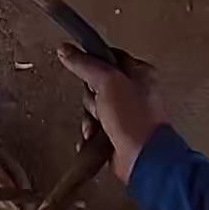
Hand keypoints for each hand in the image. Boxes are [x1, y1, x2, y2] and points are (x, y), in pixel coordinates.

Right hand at [57, 44, 167, 183]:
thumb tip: (64, 49)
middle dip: (90, 95)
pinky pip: (94, 124)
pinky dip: (91, 130)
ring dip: (89, 116)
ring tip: (98, 125)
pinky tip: (93, 137)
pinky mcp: (117, 132)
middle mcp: (133, 90)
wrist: (144, 161)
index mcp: (139, 73)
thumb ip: (85, 63)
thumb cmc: (133, 118)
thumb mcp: (107, 82)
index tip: (81, 67)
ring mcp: (125, 113)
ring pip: (92, 104)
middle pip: (95, 81)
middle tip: (98, 102)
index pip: (108, 55)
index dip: (92, 61)